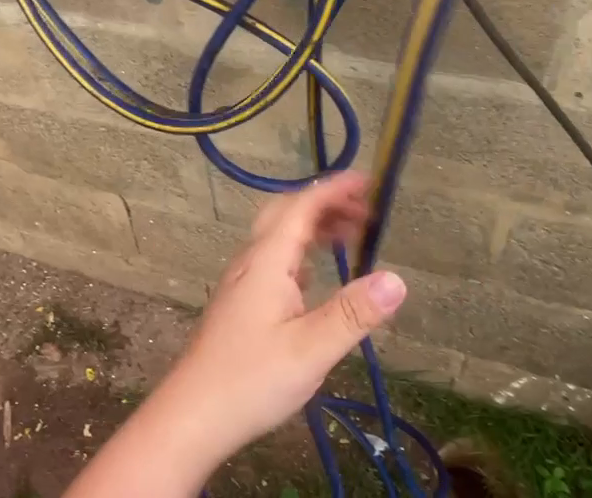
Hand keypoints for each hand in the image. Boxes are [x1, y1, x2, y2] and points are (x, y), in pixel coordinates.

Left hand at [156, 173, 406, 462]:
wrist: (194, 412)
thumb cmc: (251, 379)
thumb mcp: (310, 350)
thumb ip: (352, 314)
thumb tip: (397, 279)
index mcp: (267, 261)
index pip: (301, 207)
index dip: (333, 188)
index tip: (366, 178)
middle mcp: (252, 261)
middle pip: (287, 214)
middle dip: (325, 202)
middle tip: (366, 208)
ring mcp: (243, 280)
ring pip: (279, 236)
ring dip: (314, 226)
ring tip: (353, 236)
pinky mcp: (242, 301)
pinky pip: (275, 258)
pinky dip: (302, 251)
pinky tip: (316, 274)